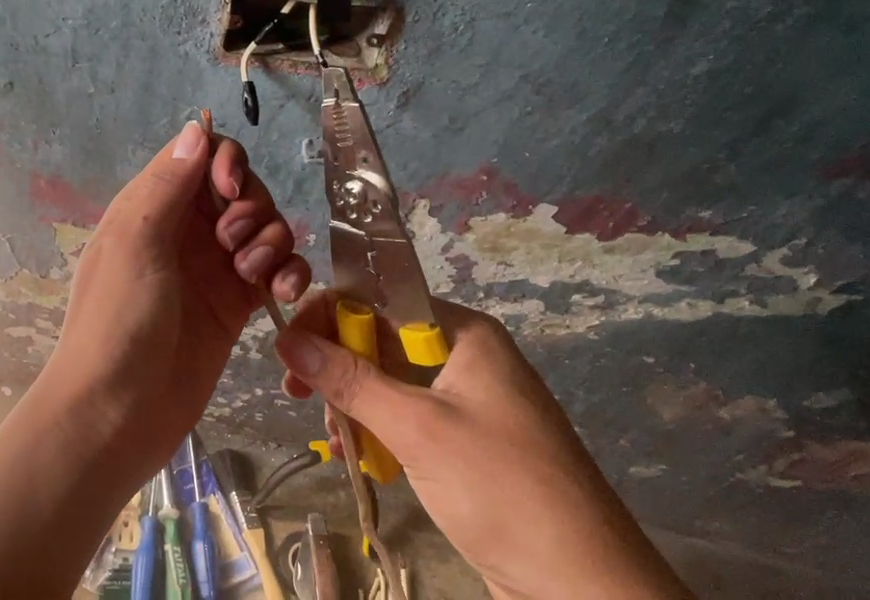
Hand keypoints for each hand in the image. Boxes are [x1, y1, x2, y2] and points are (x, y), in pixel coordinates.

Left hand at [41, 119, 312, 478]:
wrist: (118, 414)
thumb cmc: (117, 321)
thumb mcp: (135, 243)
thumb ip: (167, 184)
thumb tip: (197, 126)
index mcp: (151, 205)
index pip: (199, 155)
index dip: (225, 162)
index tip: (230, 190)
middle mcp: (183, 229)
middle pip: (240, 189)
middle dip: (252, 206)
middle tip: (234, 245)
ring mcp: (212, 268)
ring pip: (264, 228)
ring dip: (272, 241)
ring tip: (253, 277)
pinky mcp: (236, 305)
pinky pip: (276, 272)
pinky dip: (288, 274)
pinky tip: (285, 295)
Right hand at [276, 292, 692, 599]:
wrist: (585, 587)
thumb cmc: (500, 488)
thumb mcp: (415, 428)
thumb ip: (348, 379)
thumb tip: (284, 337)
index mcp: (464, 334)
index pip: (380, 297)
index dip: (329, 313)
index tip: (288, 344)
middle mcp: (466, 356)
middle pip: (382, 339)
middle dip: (336, 364)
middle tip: (295, 392)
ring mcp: (469, 402)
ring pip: (390, 383)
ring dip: (353, 404)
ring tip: (330, 436)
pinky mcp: (467, 444)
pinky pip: (407, 419)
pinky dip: (377, 432)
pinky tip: (353, 457)